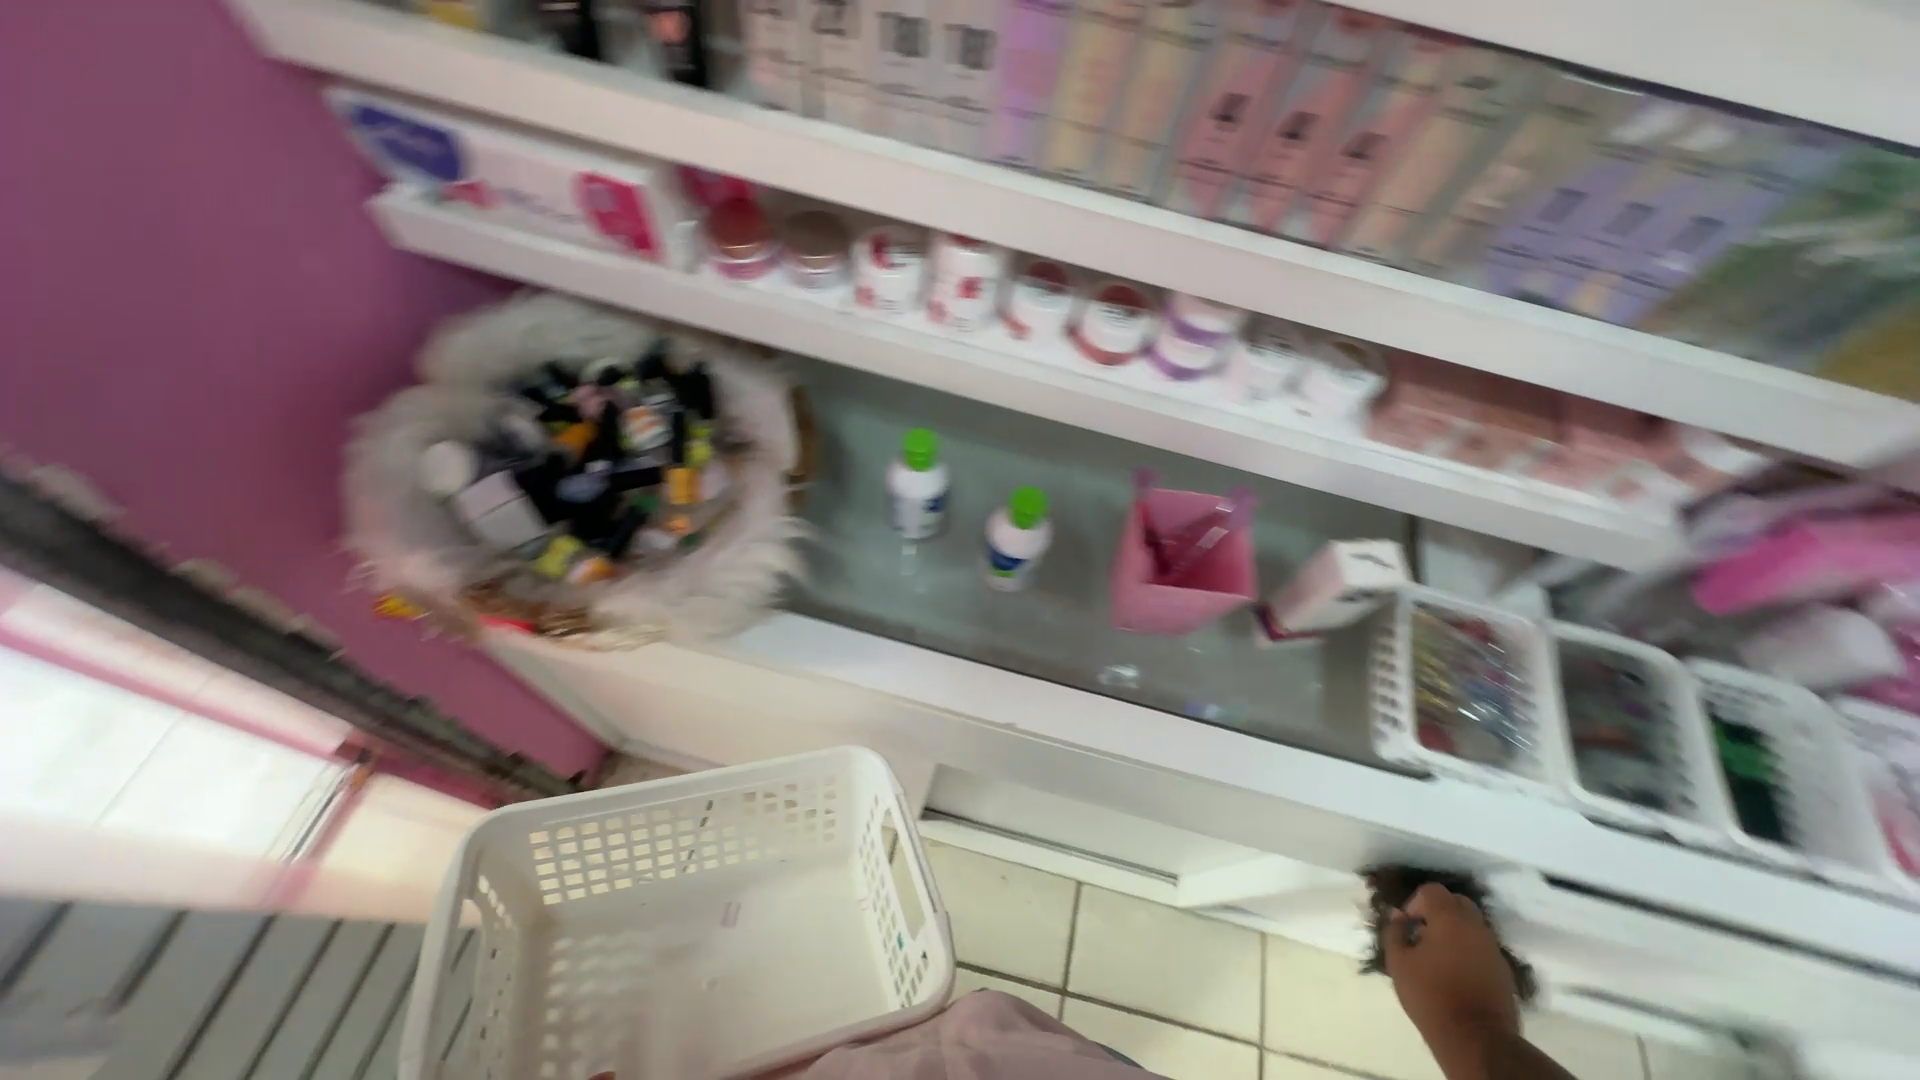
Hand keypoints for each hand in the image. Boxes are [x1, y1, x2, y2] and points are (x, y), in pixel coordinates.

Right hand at [1382, 882, 1519, 1047]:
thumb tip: (1397, 915)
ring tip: (1436, 954)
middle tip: (1421, 933)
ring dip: (1453, 929)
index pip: (1432, 891)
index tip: (1407, 926)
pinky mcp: (1503, 970)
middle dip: (1436, 910)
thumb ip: (1394, 932)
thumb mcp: (1399, 962)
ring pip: (1472, 923)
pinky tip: (1454, 971)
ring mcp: (1493, 948)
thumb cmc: (1431, 995)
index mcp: (1450, 919)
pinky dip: (1467, 947)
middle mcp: (1476, 927)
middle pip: (1457, 902)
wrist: (1477, 1039)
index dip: (1415, 902)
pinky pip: (1481, 945)